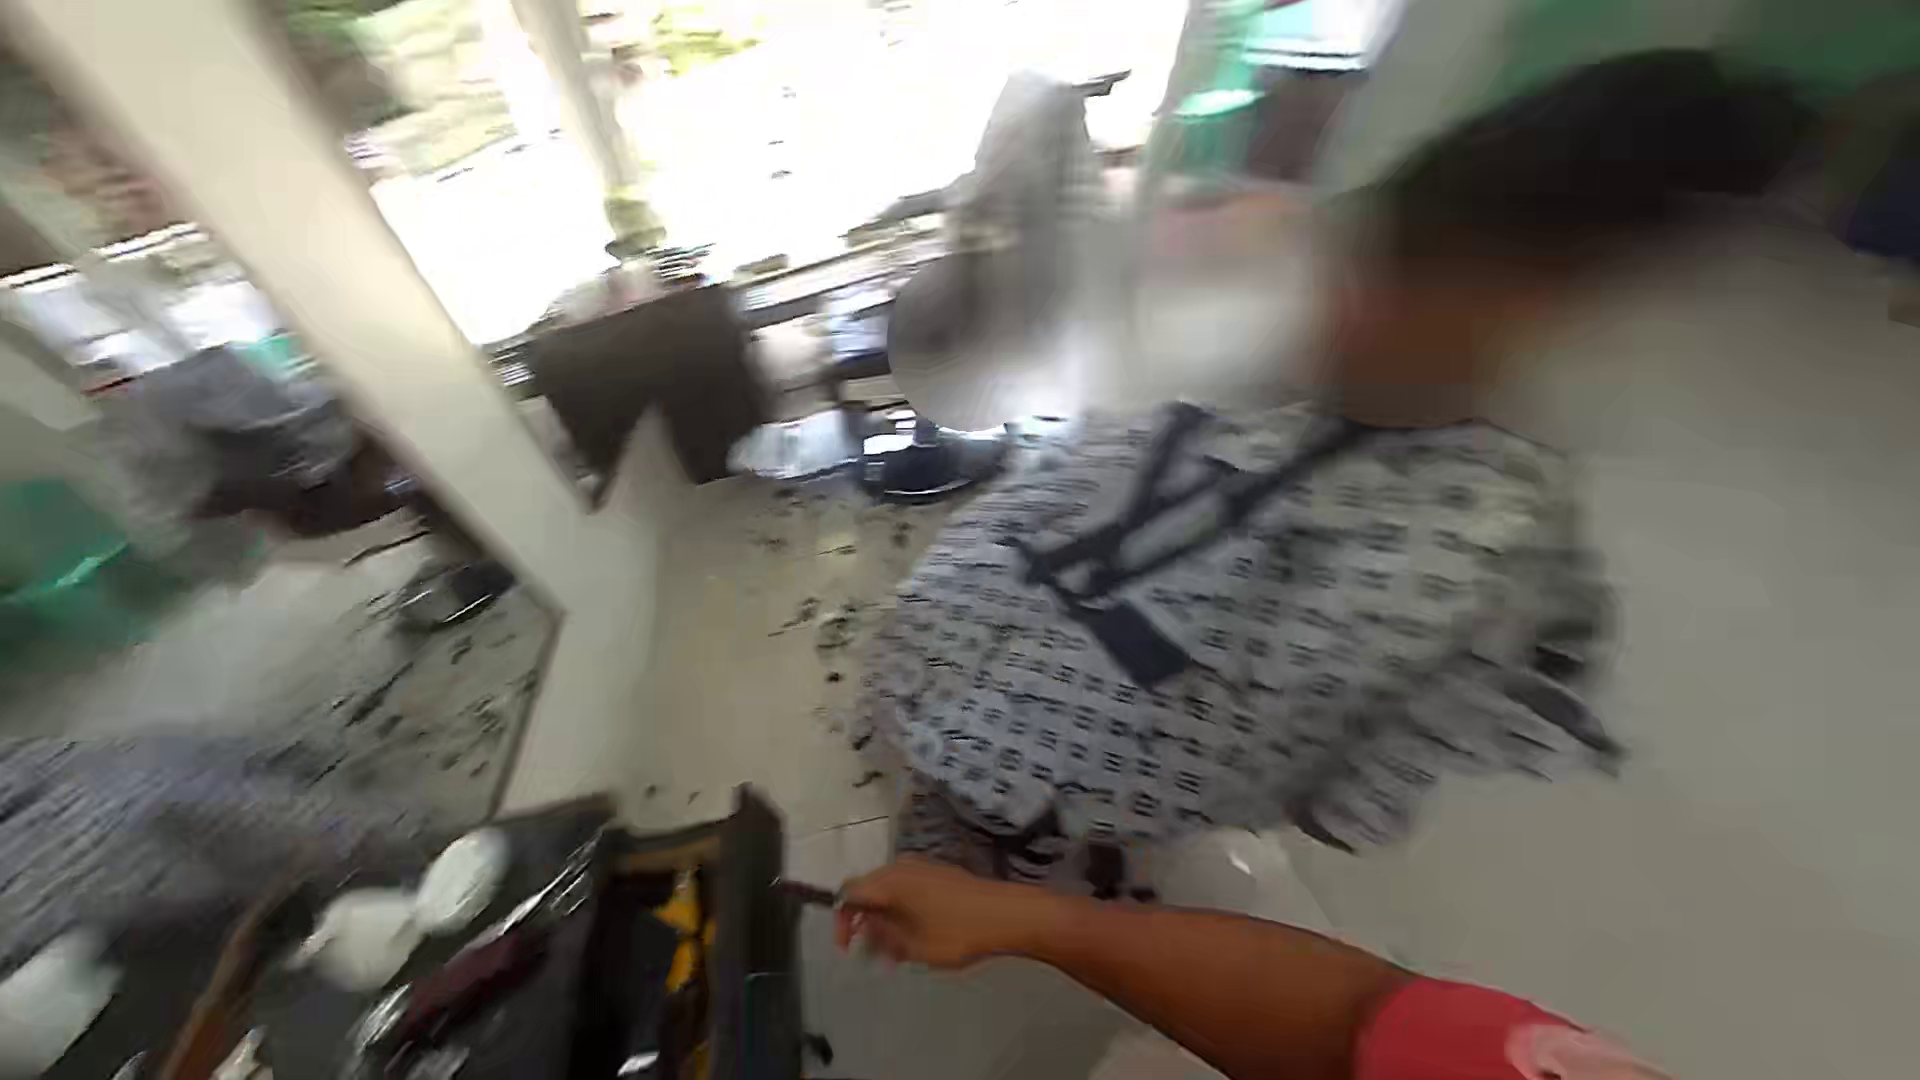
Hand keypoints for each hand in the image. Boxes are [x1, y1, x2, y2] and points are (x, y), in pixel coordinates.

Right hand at [833, 857, 1070, 968]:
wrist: (1003, 913)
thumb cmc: (955, 931)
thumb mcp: (912, 945)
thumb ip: (882, 933)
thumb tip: (864, 924)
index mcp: (891, 880)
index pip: (849, 891)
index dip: (842, 918)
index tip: (847, 948)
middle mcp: (902, 866)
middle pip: (869, 889)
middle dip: (865, 922)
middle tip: (871, 954)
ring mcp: (922, 867)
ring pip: (890, 891)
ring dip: (885, 920)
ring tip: (895, 955)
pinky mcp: (938, 873)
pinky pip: (909, 889)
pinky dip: (903, 911)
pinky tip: (915, 939)